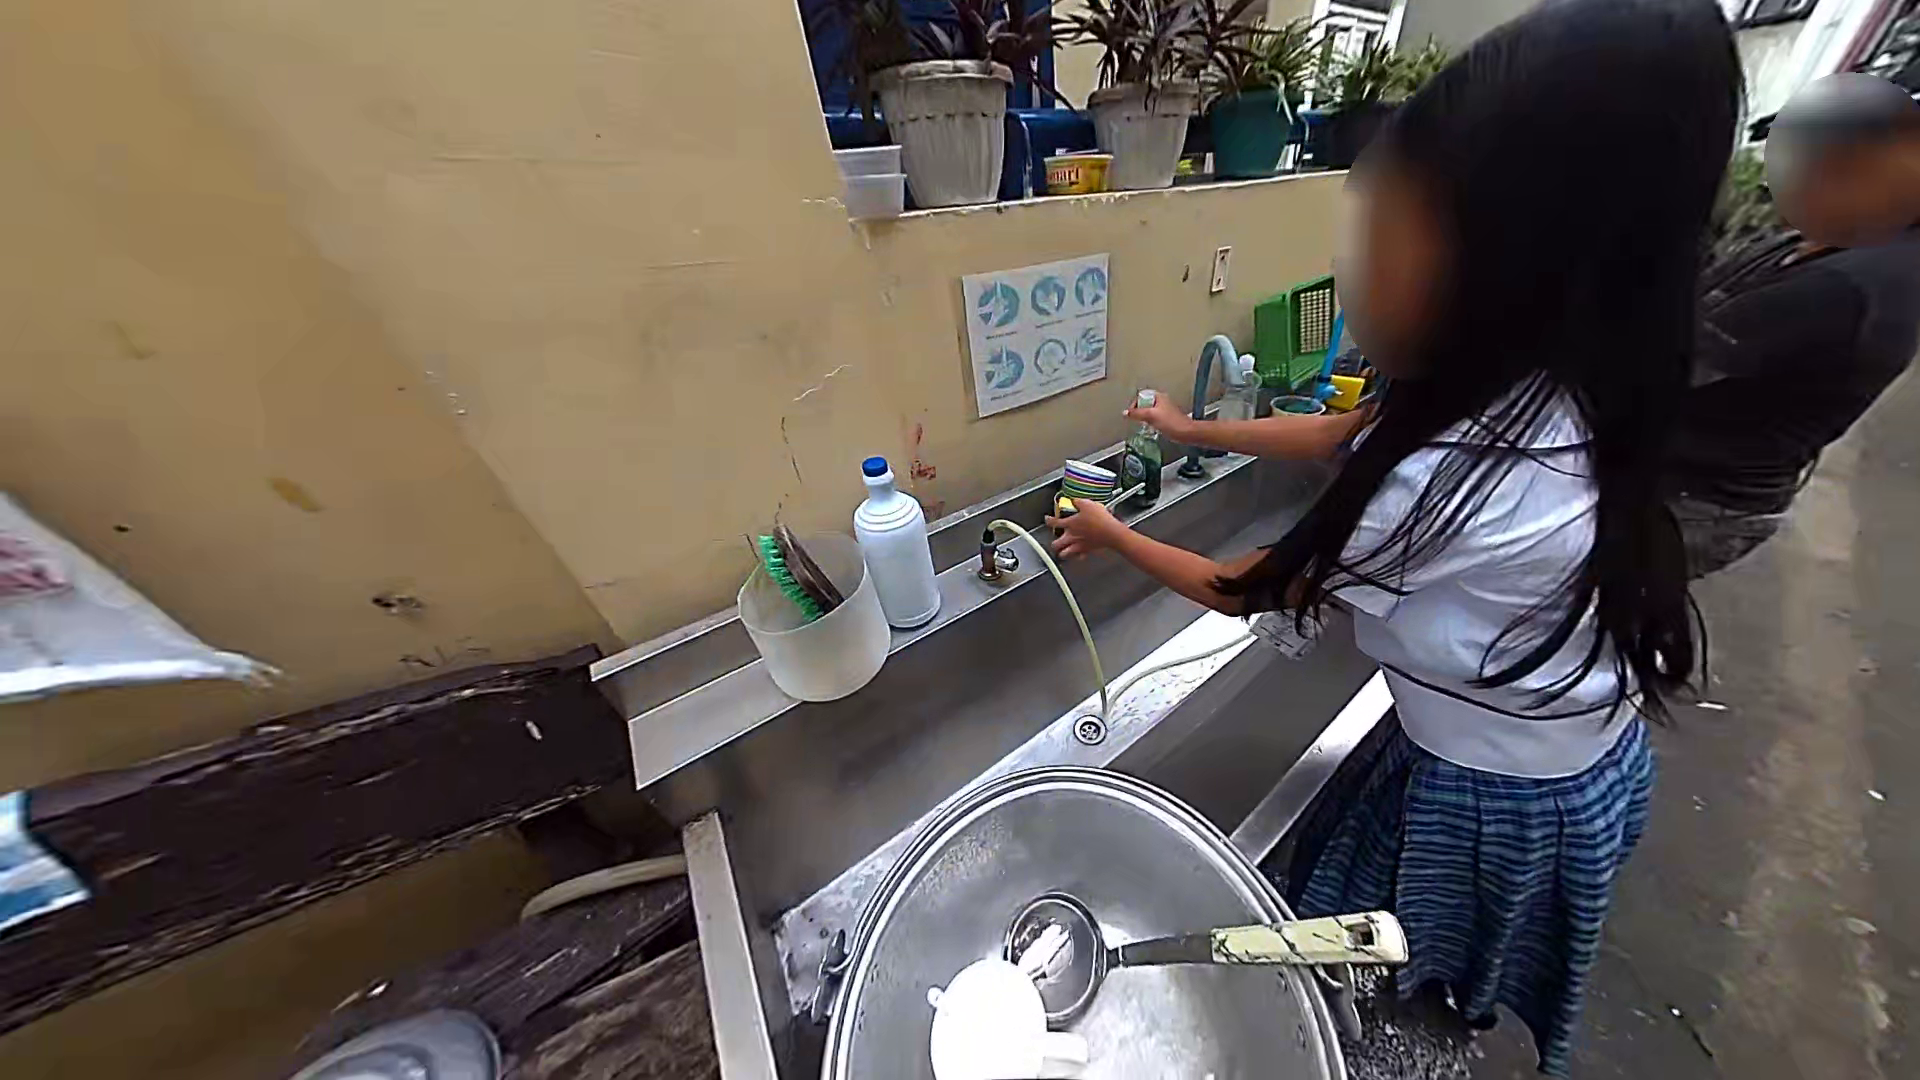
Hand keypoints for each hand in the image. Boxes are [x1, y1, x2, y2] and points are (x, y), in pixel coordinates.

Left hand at [1046, 499, 1128, 559]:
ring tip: (1062, 551)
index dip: (1048, 520)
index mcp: (1070, 524)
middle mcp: (1072, 536)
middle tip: (1055, 541)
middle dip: (1054, 543)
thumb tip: (1074, 500)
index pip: (1053, 523)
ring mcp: (1079, 545)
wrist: (1111, 532)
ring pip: (1065, 554)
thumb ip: (1078, 502)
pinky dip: (1078, 556)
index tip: (1047, 519)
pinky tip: (1078, 554)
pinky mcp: (1088, 550)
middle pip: (1056, 544)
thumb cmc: (1099, 519)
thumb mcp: (1087, 504)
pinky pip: (1080, 557)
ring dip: (1063, 553)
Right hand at [1124, 390, 1189, 439]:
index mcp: (1158, 396)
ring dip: (1143, 418)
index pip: (1141, 396)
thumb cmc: (1171, 423)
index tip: (1132, 413)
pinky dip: (1149, 422)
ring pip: (1147, 412)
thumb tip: (1125, 413)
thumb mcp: (1151, 416)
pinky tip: (1150, 427)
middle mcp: (1161, 401)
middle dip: (1138, 411)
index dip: (1134, 404)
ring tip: (1144, 424)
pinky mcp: (1165, 418)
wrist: (1185, 433)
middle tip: (1138, 419)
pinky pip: (1152, 418)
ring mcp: (1163, 410)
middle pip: (1143, 404)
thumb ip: (1136, 413)